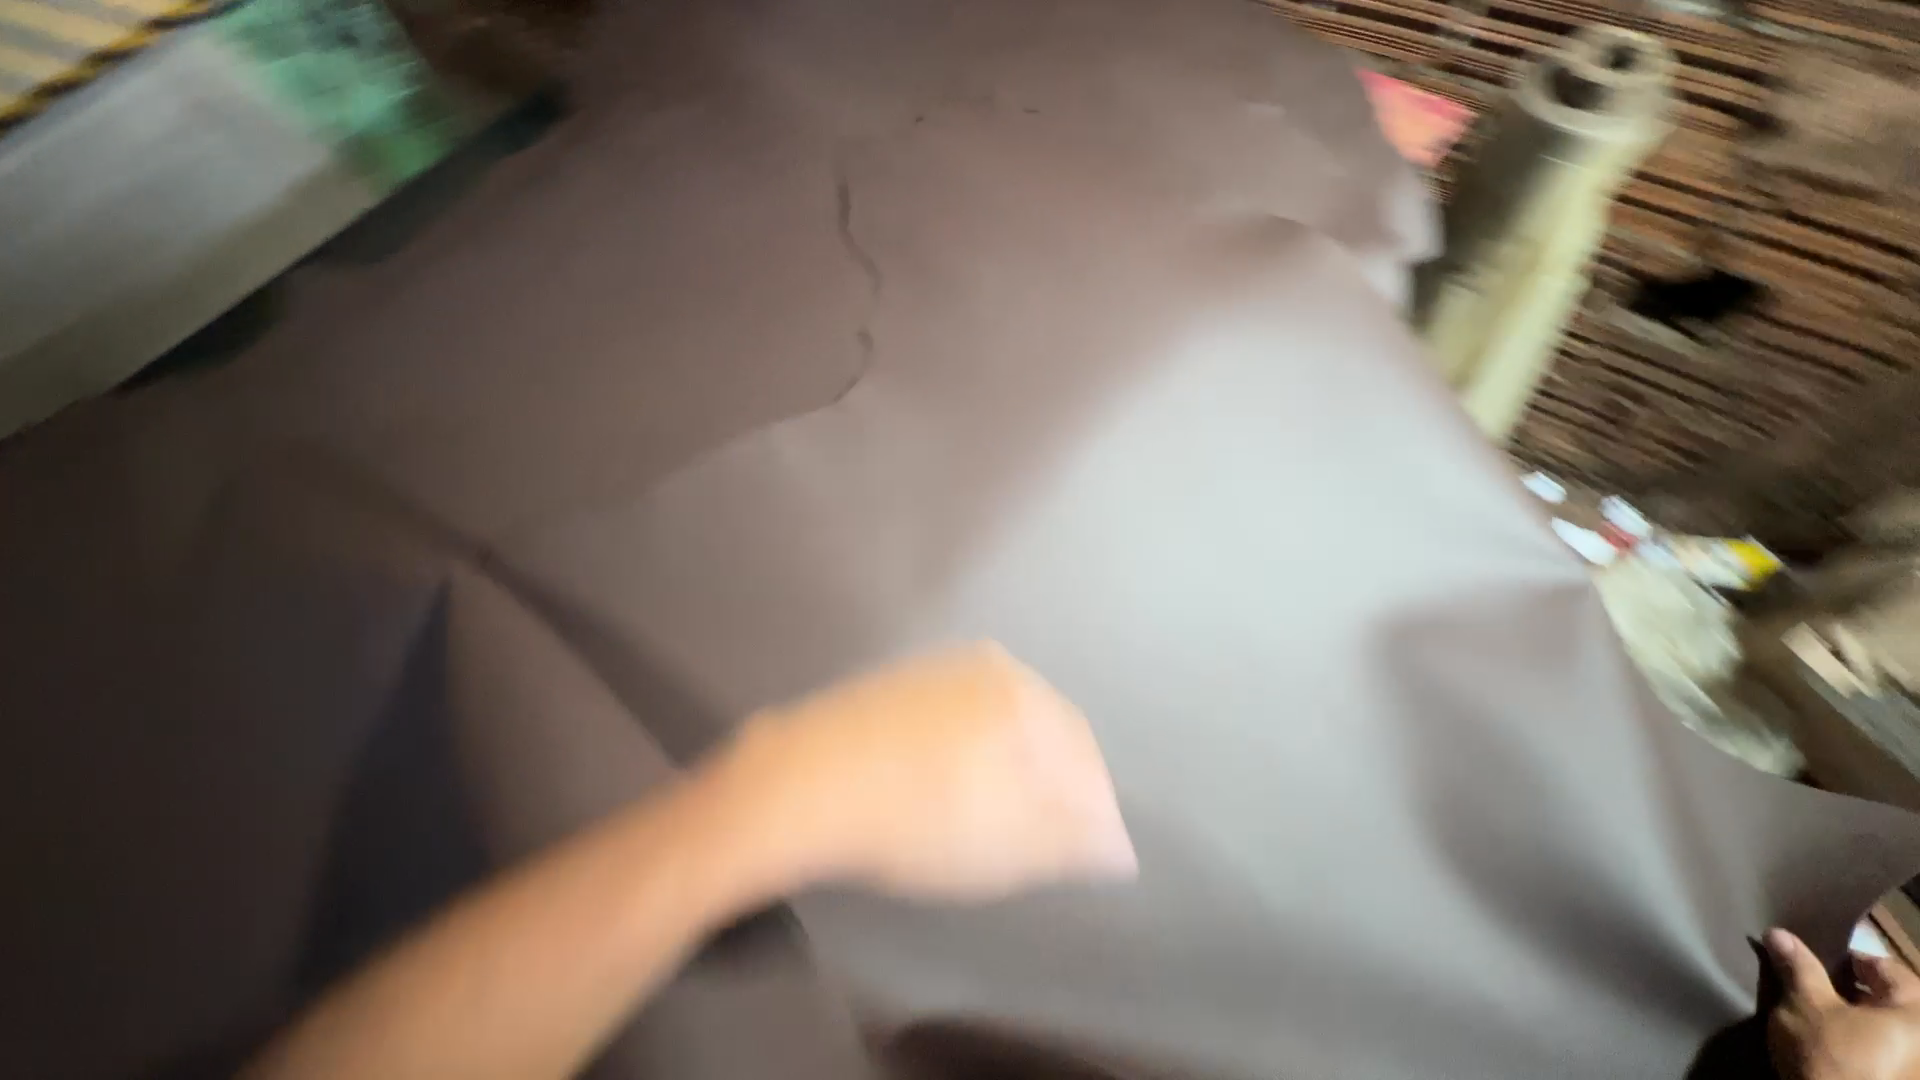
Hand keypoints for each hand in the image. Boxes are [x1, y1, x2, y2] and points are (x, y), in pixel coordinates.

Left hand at [706, 641, 1137, 901]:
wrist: (802, 782)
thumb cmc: (917, 817)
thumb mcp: (1010, 844)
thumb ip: (1075, 839)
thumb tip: (1118, 846)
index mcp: (1024, 696)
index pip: (1085, 756)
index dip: (1096, 809)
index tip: (1096, 854)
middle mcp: (988, 666)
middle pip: (1045, 731)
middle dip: (1057, 785)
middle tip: (1052, 838)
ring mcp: (939, 669)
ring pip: (1001, 722)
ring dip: (1015, 767)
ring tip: (1000, 817)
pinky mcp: (899, 683)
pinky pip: (958, 718)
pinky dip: (971, 752)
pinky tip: (951, 785)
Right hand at [1766, 927, 1919, 1079]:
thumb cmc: (1832, 1055)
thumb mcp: (1804, 1004)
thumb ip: (1797, 966)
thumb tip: (1779, 933)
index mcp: (1919, 1011)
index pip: (1883, 966)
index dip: (1842, 959)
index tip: (1808, 963)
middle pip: (1890, 998)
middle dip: (1851, 990)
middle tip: (1811, 990)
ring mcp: (1919, 1061)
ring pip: (1890, 1026)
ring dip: (1858, 1018)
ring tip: (1822, 1021)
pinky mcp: (1906, 1075)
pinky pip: (1892, 1051)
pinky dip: (1868, 1043)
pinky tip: (1840, 1047)